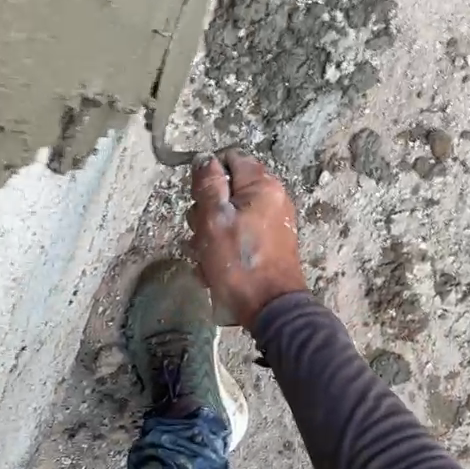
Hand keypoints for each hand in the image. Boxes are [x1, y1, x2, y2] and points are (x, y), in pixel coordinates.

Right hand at [187, 150, 306, 329]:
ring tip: (207, 258)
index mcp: (263, 186)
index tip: (197, 200)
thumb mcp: (215, 220)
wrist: (270, 309)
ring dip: (209, 236)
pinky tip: (215, 269)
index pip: (229, 159)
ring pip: (227, 217)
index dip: (207, 176)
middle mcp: (272, 200)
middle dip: (205, 212)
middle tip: (202, 234)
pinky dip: (223, 250)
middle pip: (226, 190)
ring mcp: (271, 224)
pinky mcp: (267, 246)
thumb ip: (208, 185)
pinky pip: (237, 237)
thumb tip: (204, 158)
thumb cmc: (240, 264)